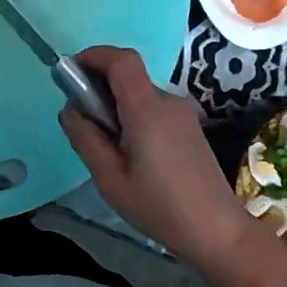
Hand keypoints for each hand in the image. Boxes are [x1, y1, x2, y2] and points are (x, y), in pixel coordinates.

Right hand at [58, 45, 253, 269]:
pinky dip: (132, 118)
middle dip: (99, 89)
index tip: (70, 73)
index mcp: (147, 109)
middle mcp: (168, 102)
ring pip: (139, 96)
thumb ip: (85, 139)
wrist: (217, 231)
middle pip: (128, 78)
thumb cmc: (158, 206)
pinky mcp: (190, 128)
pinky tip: (129, 155)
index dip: (93, 56)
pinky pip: (153, 110)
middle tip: (82, 125)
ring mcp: (183, 114)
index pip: (121, 59)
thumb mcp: (109, 178)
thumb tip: (69, 109)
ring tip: (105, 149)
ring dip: (116, 107)